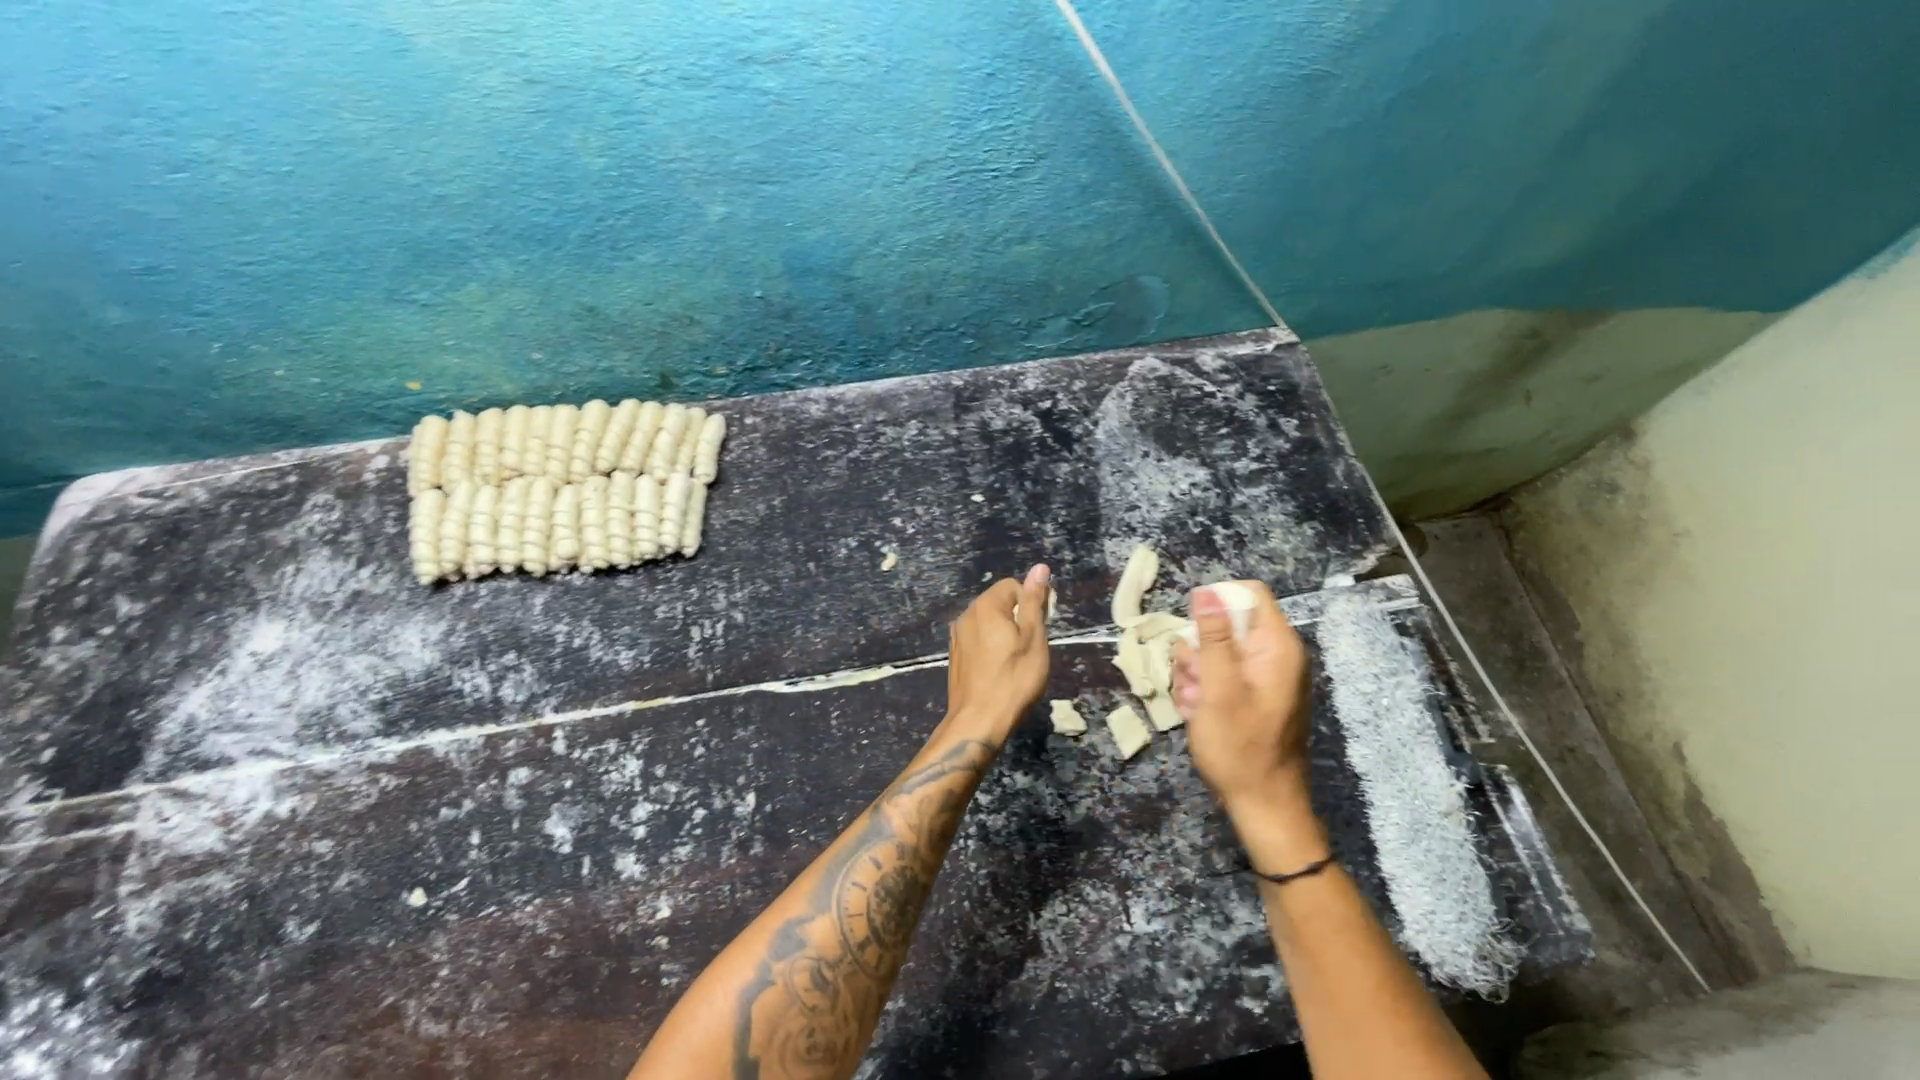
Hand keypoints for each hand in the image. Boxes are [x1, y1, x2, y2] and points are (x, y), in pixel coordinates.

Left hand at [944, 564, 1052, 743]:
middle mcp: (966, 615)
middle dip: (1017, 618)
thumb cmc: (1014, 679)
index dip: (1031, 602)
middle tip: (1030, 647)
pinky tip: (999, 670)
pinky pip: (977, 640)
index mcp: (985, 606)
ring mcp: (957, 637)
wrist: (978, 721)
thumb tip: (1039, 568)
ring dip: (1004, 634)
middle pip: (999, 602)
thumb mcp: (1033, 638)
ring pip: (988, 623)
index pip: (1012, 585)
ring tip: (1016, 661)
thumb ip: (1034, 601)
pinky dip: (991, 647)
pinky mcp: (955, 656)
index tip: (1039, 628)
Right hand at [1173, 581, 1320, 844]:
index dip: (1217, 602)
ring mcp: (1266, 679)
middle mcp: (1277, 656)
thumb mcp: (1219, 688)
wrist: (1263, 805)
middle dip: (1200, 648)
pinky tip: (1199, 716)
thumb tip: (1207, 591)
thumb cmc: (1240, 748)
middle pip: (1228, 624)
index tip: (1193, 630)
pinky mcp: (1256, 698)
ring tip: (1194, 704)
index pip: (1249, 594)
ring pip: (1218, 653)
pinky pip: (1223, 678)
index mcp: (1278, 647)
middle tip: (1193, 681)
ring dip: (1196, 673)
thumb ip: (1214, 637)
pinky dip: (1205, 691)